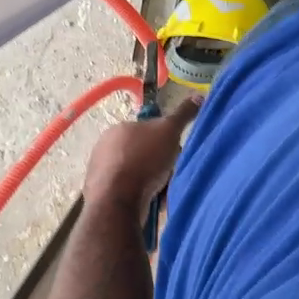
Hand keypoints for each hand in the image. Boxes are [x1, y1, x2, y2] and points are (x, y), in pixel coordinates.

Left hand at [82, 94, 203, 213]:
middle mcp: (104, 149)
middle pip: (143, 152)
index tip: (173, 149)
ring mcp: (99, 175)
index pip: (146, 128)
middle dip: (159, 161)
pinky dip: (142, 195)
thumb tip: (198, 96)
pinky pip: (129, 192)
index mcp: (117, 129)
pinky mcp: (100, 198)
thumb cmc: (143, 159)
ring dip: (153, 180)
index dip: (164, 138)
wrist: (117, 202)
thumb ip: (183, 113)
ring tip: (163, 189)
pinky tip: (152, 200)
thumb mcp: (169, 129)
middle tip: (170, 170)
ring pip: (137, 173)